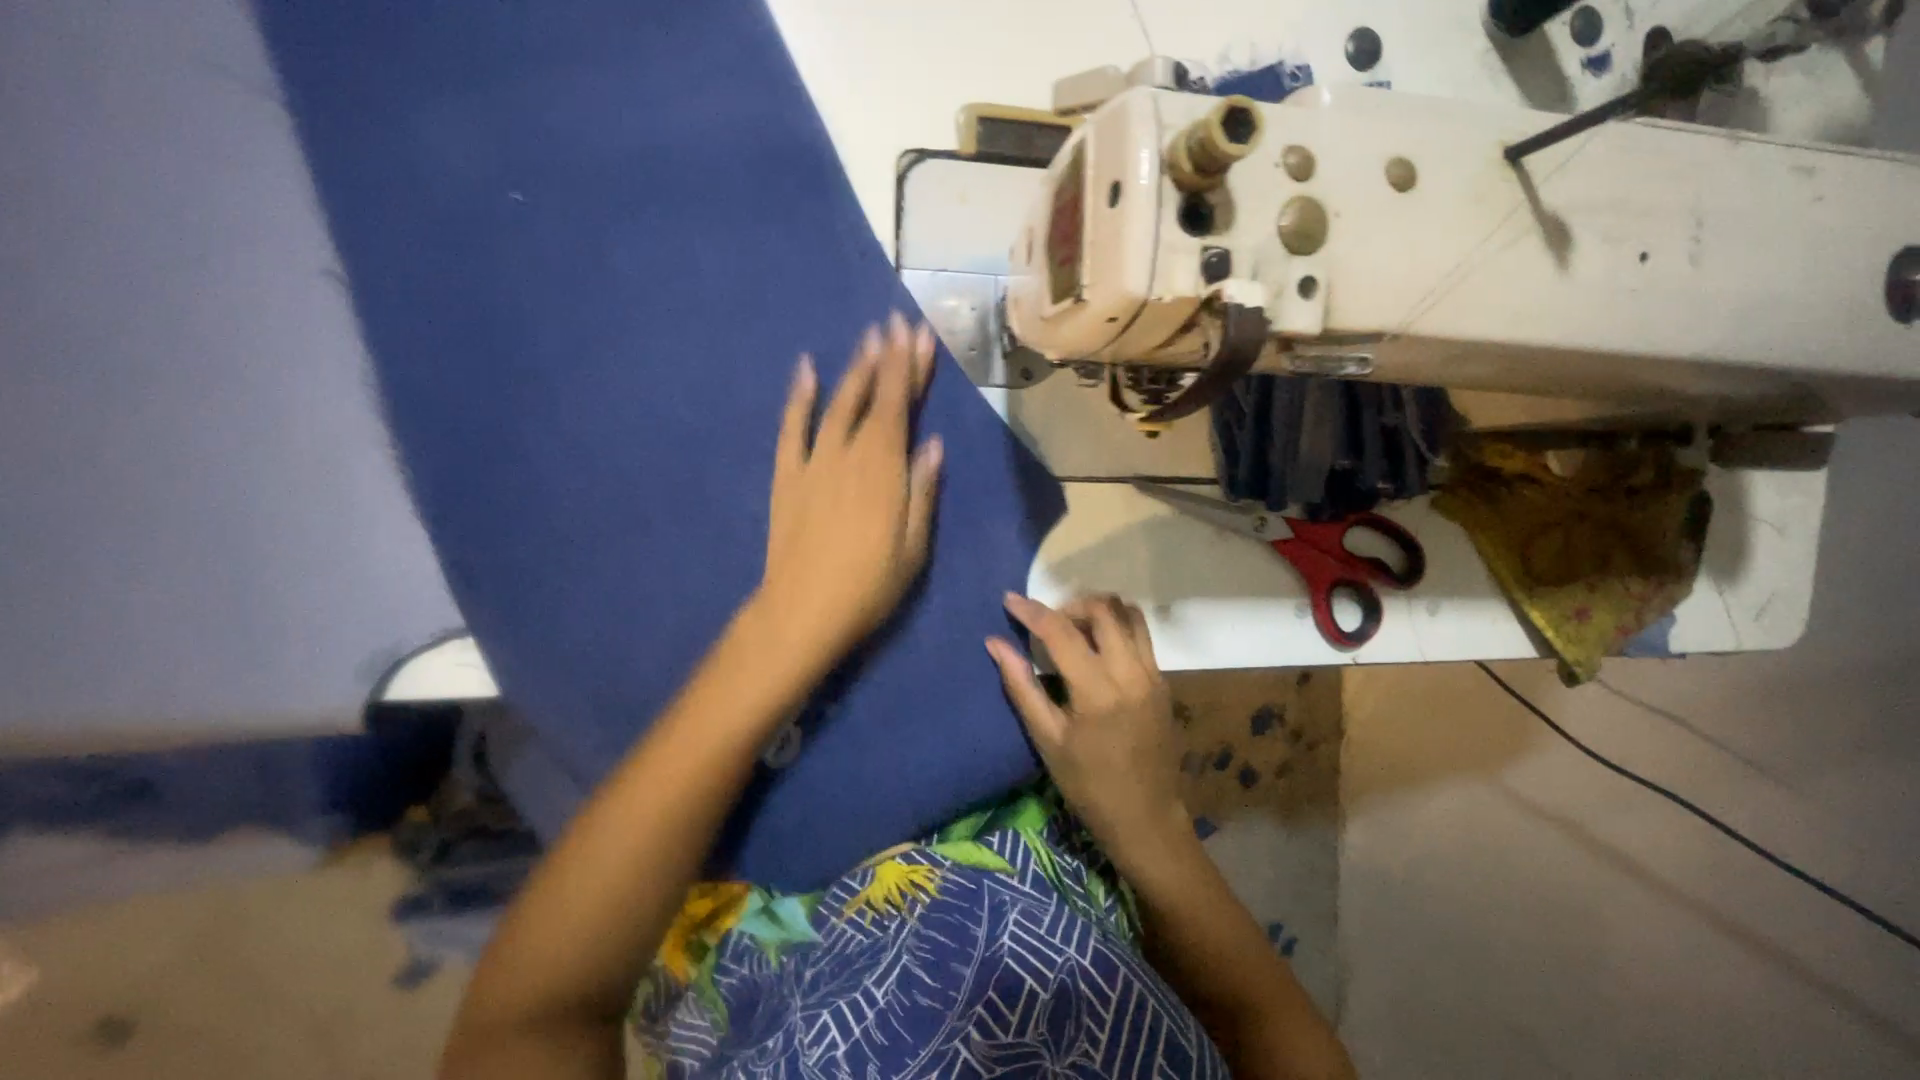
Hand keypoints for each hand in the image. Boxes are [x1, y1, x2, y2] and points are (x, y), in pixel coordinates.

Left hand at [755, 313, 942, 672]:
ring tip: (867, 338)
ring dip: (853, 370)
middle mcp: (849, 454)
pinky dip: (799, 397)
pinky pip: (791, 428)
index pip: (900, 407)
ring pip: (836, 404)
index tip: (918, 336)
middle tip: (895, 322)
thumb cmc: (870, 585)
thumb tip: (932, 444)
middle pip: (871, 397)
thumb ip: (922, 491)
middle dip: (886, 358)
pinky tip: (806, 369)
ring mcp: (813, 462)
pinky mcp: (786, 476)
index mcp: (885, 469)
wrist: (804, 610)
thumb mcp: (913, 546)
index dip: (910, 370)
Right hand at [987, 594, 1188, 864]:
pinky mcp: (1163, 681)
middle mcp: (1131, 673)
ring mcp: (1154, 675)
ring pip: (1129, 614)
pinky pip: (1141, 635)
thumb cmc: (1087, 785)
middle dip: (1070, 606)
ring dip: (1098, 612)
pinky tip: (1095, 652)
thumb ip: (1021, 686)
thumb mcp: (1047, 739)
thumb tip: (995, 643)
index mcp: (1098, 691)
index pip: (1061, 632)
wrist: (1145, 817)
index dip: (1032, 611)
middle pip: (1103, 609)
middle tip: (1046, 624)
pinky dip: (1116, 629)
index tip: (1010, 600)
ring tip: (1073, 631)